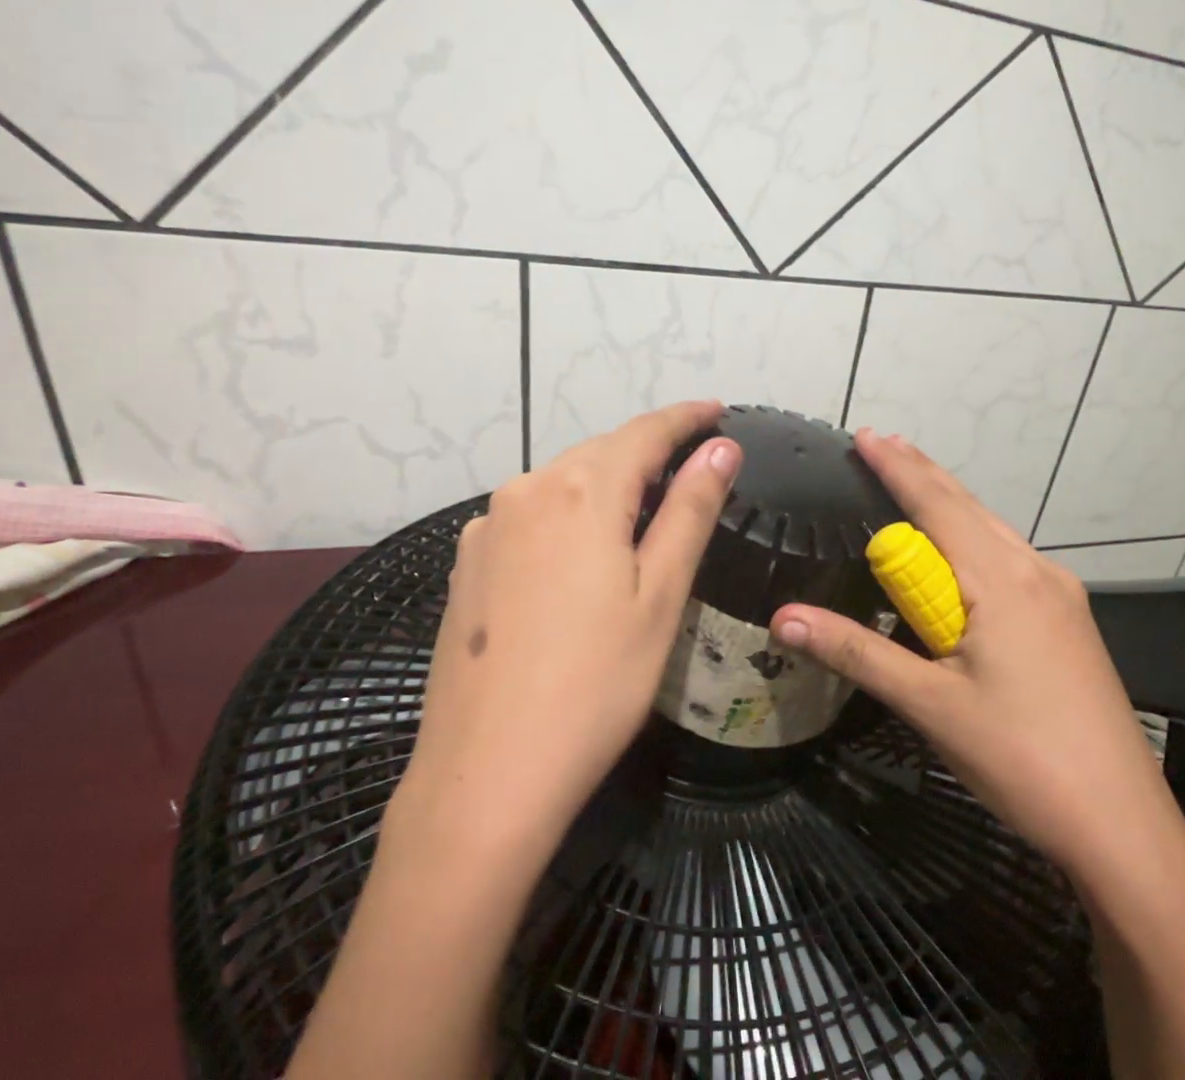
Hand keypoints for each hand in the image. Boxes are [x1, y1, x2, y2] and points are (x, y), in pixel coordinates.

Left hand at [394, 400, 739, 835]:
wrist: (489, 771)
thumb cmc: (596, 686)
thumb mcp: (659, 597)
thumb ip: (689, 512)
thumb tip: (719, 449)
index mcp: (580, 493)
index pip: (644, 433)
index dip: (684, 418)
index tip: (717, 410)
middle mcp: (523, 493)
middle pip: (597, 456)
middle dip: (646, 452)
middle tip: (691, 465)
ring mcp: (484, 531)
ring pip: (559, 487)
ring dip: (604, 487)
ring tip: (643, 509)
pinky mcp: (465, 568)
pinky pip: (528, 521)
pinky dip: (566, 520)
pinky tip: (579, 556)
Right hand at [769, 431, 1171, 884]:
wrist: (1118, 820)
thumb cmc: (1020, 757)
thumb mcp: (930, 704)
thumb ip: (857, 652)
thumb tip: (783, 616)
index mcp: (1002, 580)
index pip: (938, 505)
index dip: (899, 468)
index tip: (865, 435)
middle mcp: (1037, 573)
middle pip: (971, 510)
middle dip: (923, 478)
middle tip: (879, 449)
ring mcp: (1062, 599)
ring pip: (994, 538)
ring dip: (949, 513)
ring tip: (910, 493)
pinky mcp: (1069, 626)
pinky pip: (1010, 567)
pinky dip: (972, 548)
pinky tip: (958, 563)